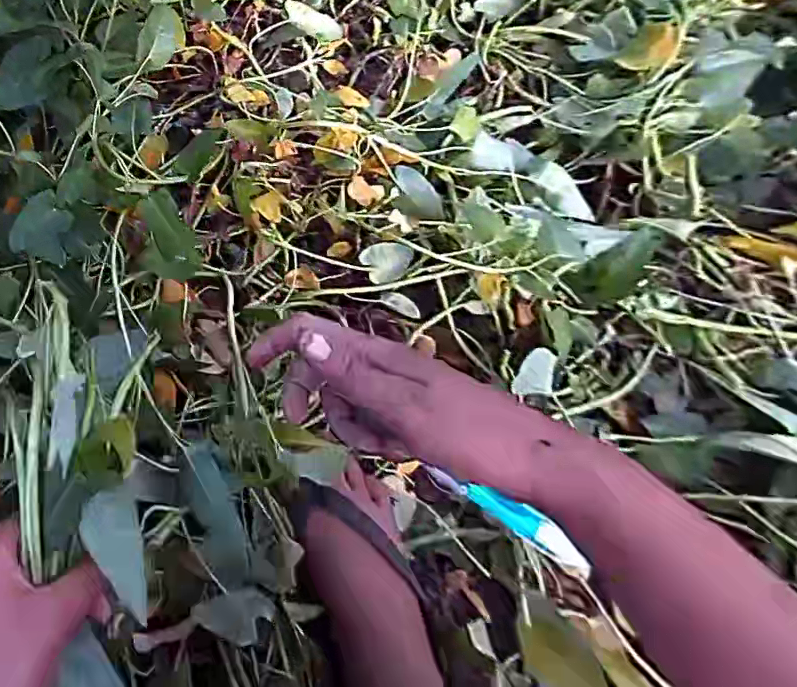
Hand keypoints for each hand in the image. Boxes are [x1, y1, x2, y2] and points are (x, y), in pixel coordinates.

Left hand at [0, 521, 108, 686]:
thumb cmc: (7, 657)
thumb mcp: (53, 616)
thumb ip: (84, 580)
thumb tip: (108, 558)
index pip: (38, 518)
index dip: (72, 529)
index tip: (102, 548)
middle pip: (42, 550)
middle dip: (76, 569)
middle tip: (104, 593)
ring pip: (39, 578)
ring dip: (69, 593)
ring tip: (98, 614)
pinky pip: (29, 600)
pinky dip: (54, 609)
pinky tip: (77, 624)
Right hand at [247, 313, 609, 504]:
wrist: (545, 468)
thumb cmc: (473, 435)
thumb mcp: (405, 409)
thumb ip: (350, 374)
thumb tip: (302, 334)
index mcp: (377, 353)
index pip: (312, 329)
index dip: (278, 341)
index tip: (251, 364)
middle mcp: (382, 363)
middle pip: (322, 366)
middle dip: (309, 393)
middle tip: (305, 425)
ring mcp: (397, 388)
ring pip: (344, 397)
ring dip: (346, 422)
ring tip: (378, 444)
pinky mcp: (411, 412)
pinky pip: (370, 418)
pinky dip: (371, 434)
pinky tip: (394, 450)